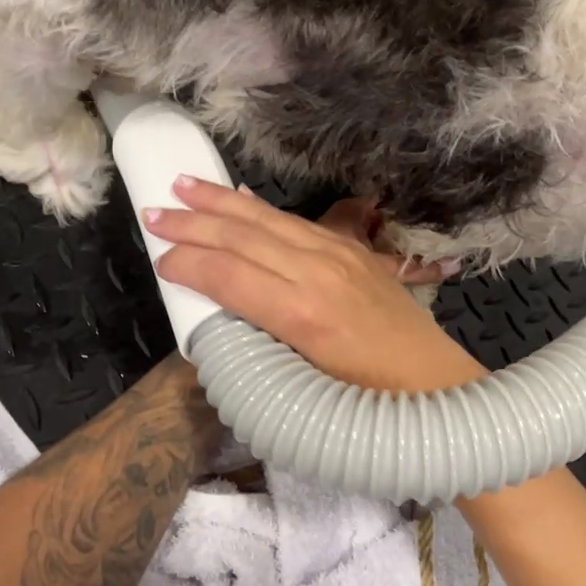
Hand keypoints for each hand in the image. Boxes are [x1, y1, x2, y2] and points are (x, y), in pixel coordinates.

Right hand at [143, 177, 488, 393]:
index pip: (229, 275)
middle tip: (153, 211)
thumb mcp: (302, 383)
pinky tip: (242, 199)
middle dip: (194, 222)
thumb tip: (219, 307)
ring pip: (268, 219)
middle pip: (243, 237)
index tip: (158, 260)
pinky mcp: (353, 249)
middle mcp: (319, 272)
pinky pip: (296, 221)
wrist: (432, 383)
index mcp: (303, 314)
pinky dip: (261, 209)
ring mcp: (339, 254)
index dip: (188, 264)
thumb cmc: (364, 399)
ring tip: (184, 185)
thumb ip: (257, 341)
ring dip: (221, 201)